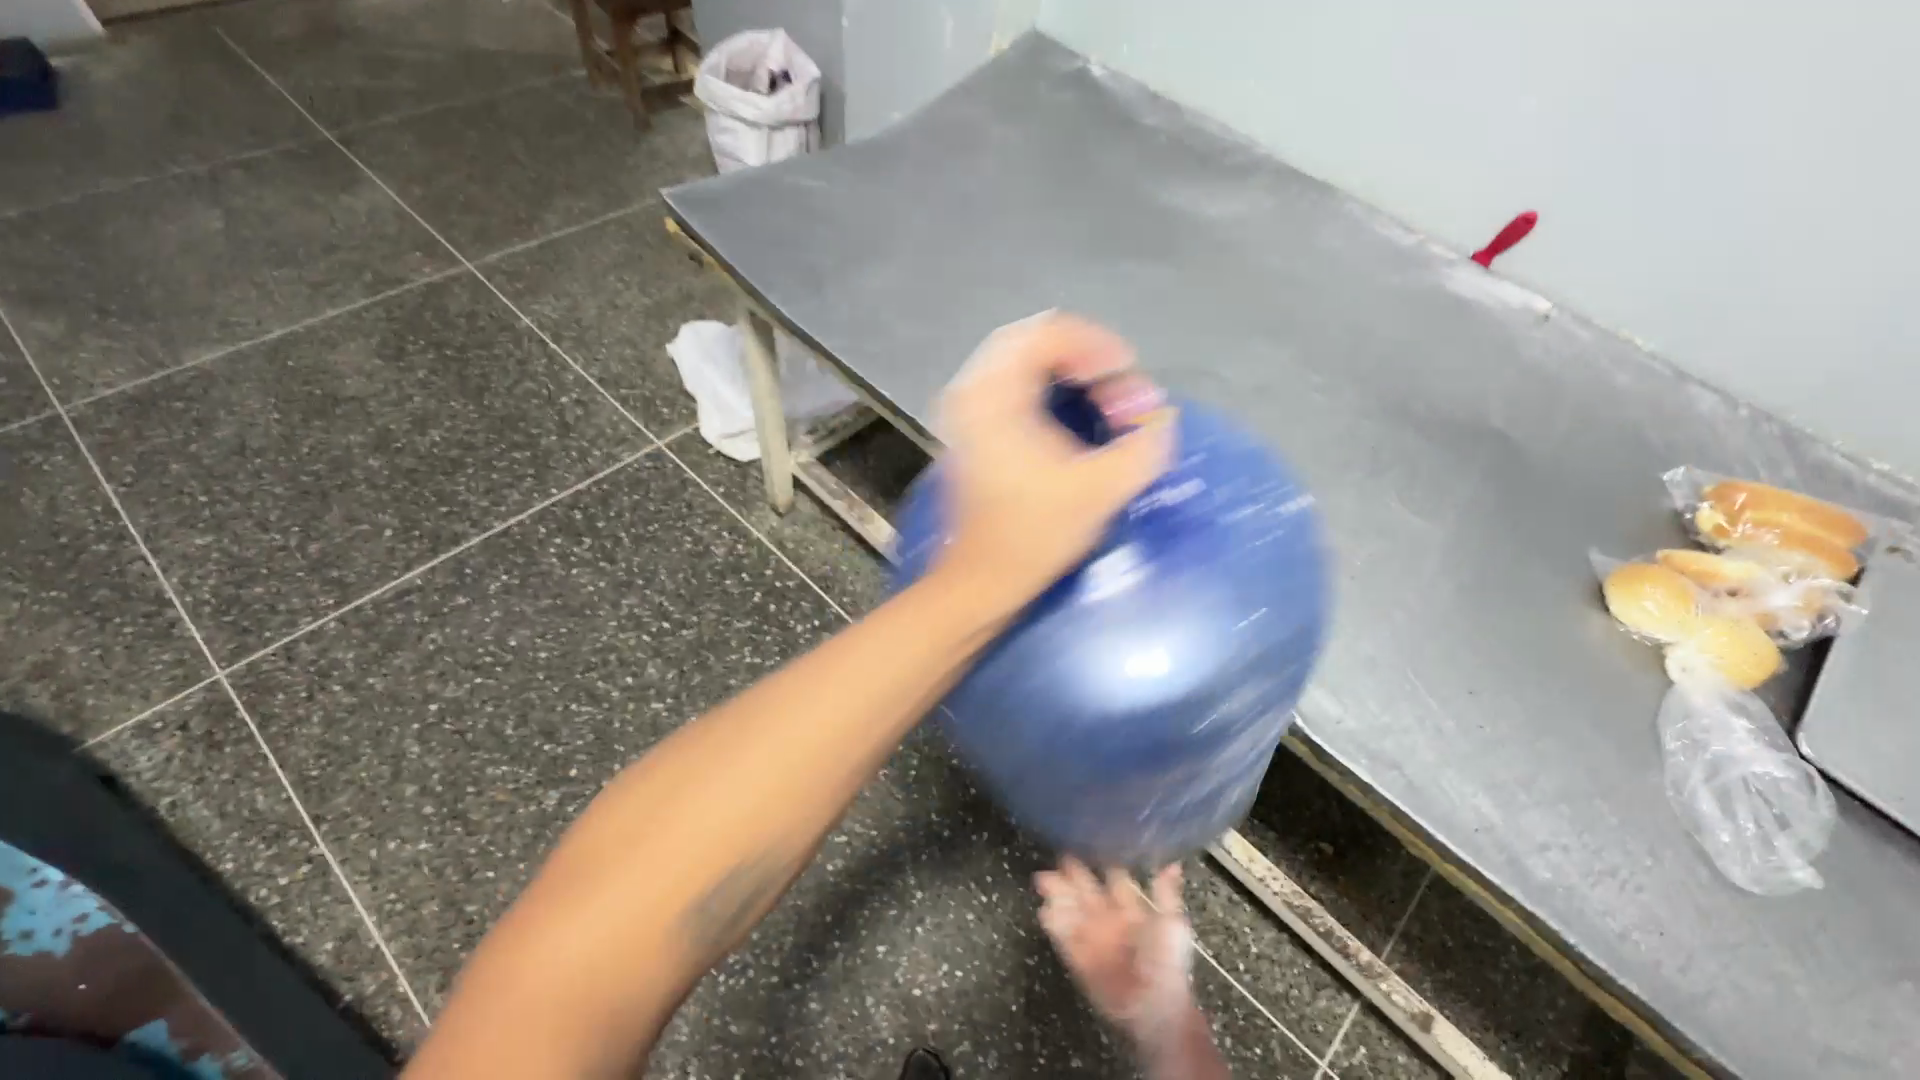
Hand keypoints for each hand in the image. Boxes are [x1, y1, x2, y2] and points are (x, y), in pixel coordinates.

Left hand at [934, 312, 1174, 615]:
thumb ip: (1143, 448)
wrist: (980, 581)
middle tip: (1120, 392)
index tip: (1129, 380)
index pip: (1048, 331)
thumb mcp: (1099, 491)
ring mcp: (967, 410)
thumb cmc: (1033, 536)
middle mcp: (972, 390)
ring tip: (1107, 406)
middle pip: (1036, 340)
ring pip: (1025, 362)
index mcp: (993, 393)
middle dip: (1088, 359)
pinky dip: (1051, 390)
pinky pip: (1015, 385)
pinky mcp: (973, 429)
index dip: (1099, 346)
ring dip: (1071, 374)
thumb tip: (1163, 421)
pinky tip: (1079, 418)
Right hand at [1035, 859, 1193, 1037]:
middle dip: (1072, 876)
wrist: (1155, 1007)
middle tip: (1059, 858)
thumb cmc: (1168, 962)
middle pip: (1086, 891)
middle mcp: (1109, 920)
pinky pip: (1062, 937)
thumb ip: (1166, 893)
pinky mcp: (1079, 957)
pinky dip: (1053, 924)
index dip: (1103, 864)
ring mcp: (1092, 938)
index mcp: (1131, 909)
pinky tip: (1044, 911)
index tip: (1090, 843)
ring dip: (1058, 895)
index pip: (1114, 880)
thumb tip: (1172, 863)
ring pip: (1070, 910)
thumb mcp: (1173, 924)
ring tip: (1043, 879)